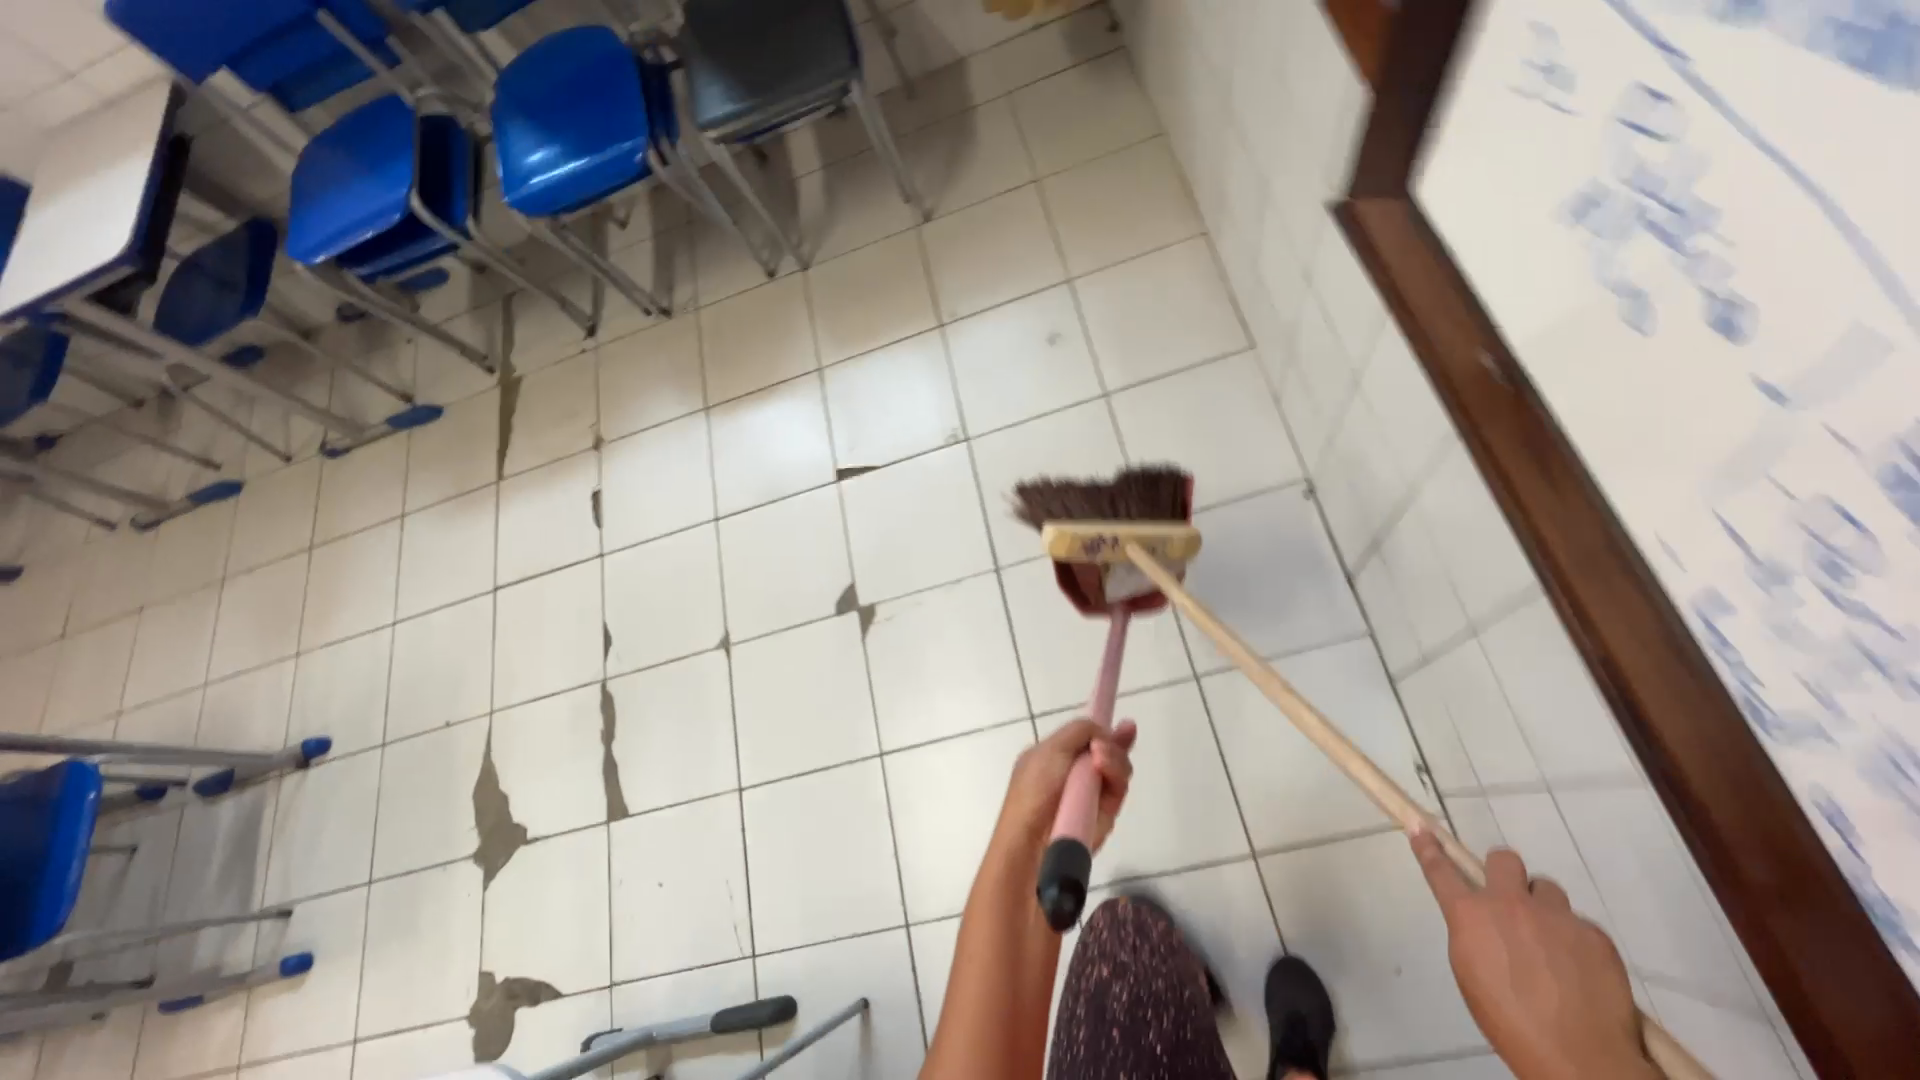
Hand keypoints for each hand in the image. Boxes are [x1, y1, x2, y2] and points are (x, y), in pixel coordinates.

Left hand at [994, 719, 1137, 854]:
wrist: (1034, 841)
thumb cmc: (1035, 790)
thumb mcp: (1051, 749)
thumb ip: (1080, 730)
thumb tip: (1105, 733)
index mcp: (1053, 756)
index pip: (1083, 738)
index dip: (1101, 729)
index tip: (1122, 720)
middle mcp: (1074, 772)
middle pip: (1106, 750)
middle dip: (1113, 742)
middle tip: (1114, 738)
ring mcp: (1091, 792)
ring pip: (1117, 767)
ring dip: (1113, 758)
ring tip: (1100, 759)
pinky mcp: (1105, 812)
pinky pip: (1119, 787)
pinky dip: (1116, 776)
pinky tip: (1105, 769)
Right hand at [1411, 830, 1656, 1079]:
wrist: (1579, 1056)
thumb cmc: (1508, 1021)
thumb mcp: (1470, 973)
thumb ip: (1472, 934)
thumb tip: (1480, 922)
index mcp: (1471, 915)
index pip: (1441, 870)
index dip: (1429, 848)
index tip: (1421, 828)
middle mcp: (1511, 904)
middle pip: (1504, 859)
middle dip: (1504, 875)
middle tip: (1510, 903)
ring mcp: (1556, 916)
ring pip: (1546, 890)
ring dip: (1542, 908)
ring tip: (1550, 945)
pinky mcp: (1594, 934)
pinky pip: (1579, 924)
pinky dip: (1574, 941)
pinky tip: (1578, 972)